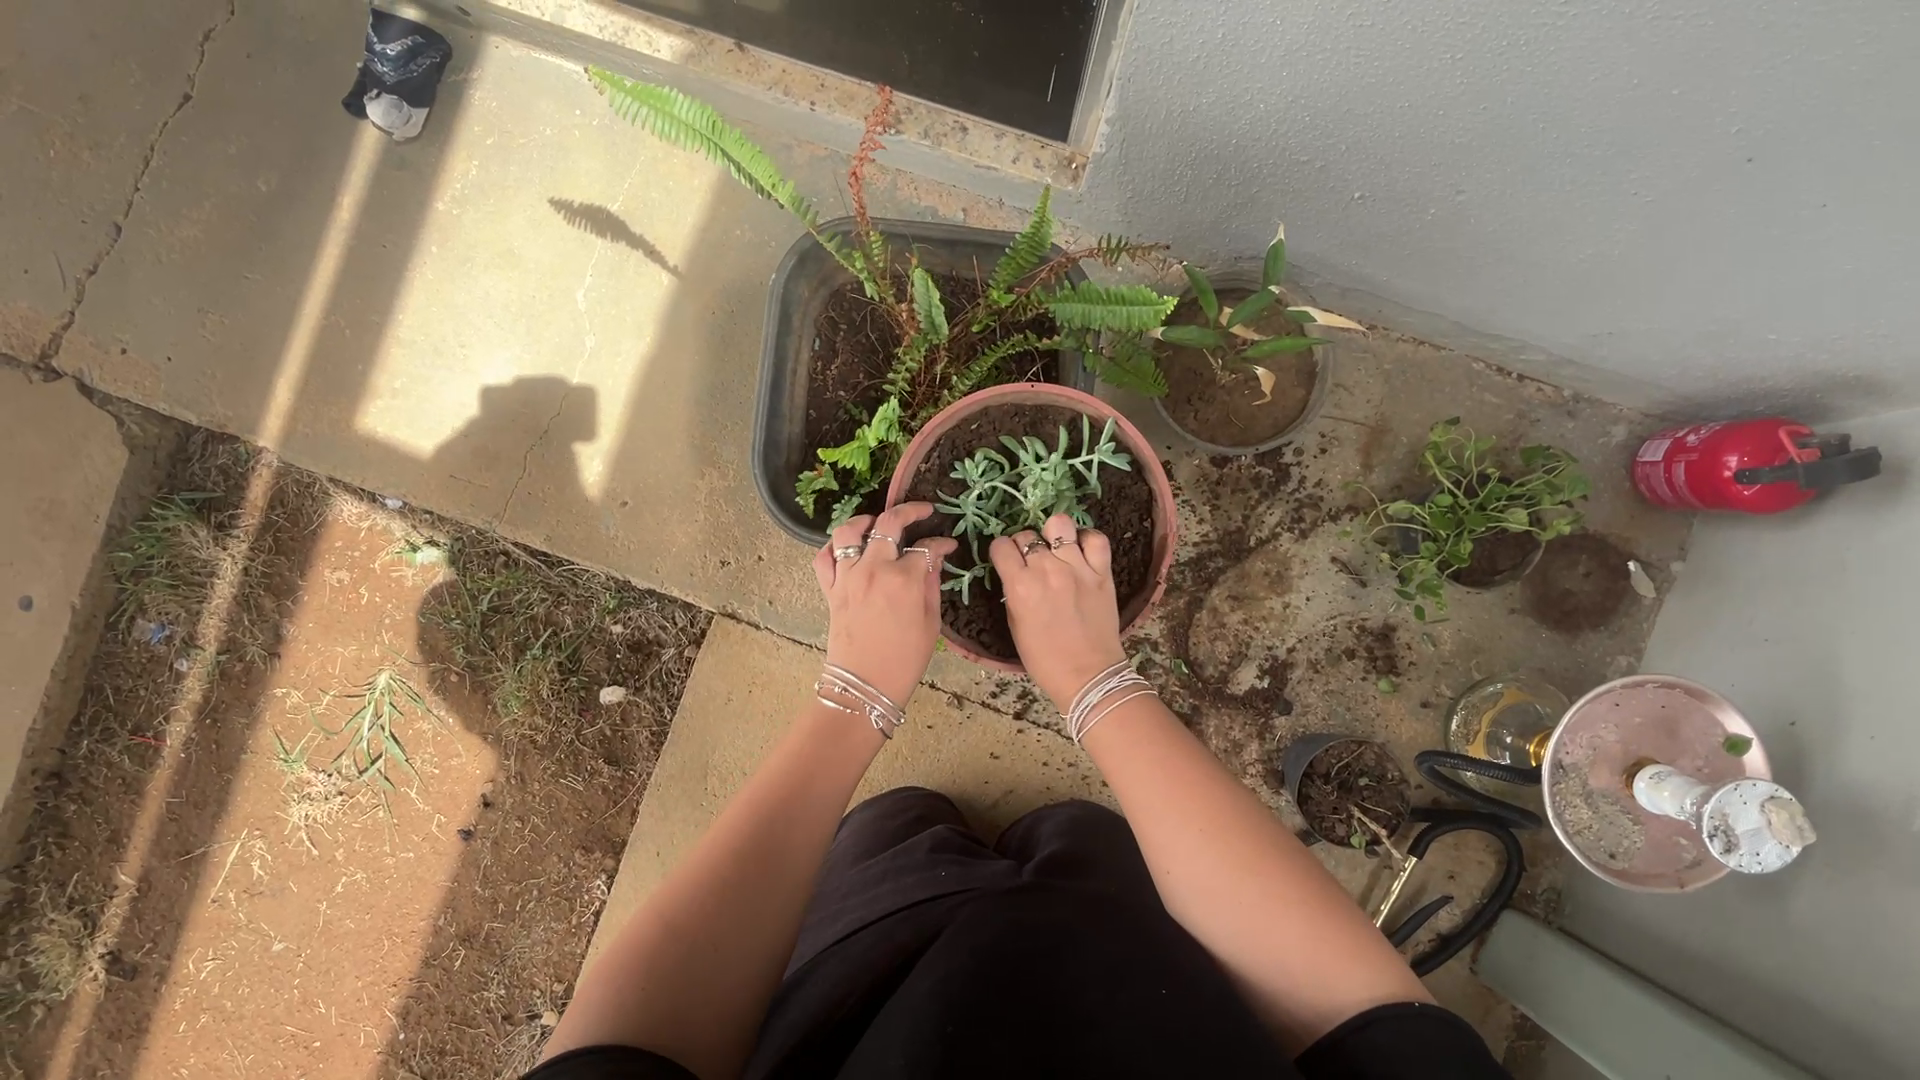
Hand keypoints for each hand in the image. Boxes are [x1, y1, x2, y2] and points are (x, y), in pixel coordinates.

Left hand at [811, 503, 958, 705]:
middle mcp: (874, 569)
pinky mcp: (830, 590)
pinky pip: (823, 558)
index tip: (948, 546)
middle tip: (922, 511)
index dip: (940, 544)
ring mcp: (847, 577)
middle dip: (909, 511)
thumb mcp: (930, 623)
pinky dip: (832, 546)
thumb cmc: (904, 660)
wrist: (864, 686)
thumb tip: (933, 560)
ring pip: (848, 531)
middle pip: (888, 524)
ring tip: (876, 522)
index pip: (925, 548)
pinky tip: (846, 547)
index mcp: (904, 579)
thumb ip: (931, 585)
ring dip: (865, 520)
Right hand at [990, 512, 1128, 711]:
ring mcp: (1078, 568)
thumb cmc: (1044, 659)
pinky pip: (1096, 539)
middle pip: (1026, 535)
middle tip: (1031, 562)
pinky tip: (1081, 550)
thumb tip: (1014, 571)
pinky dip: (1086, 539)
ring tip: (1056, 548)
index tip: (1006, 561)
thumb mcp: (1015, 625)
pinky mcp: (1102, 572)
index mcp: (1020, 587)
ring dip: (1053, 534)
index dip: (1001, 552)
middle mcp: (1047, 570)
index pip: (1001, 546)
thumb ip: (1013, 592)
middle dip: (1023, 545)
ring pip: (1059, 524)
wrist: (1088, 675)